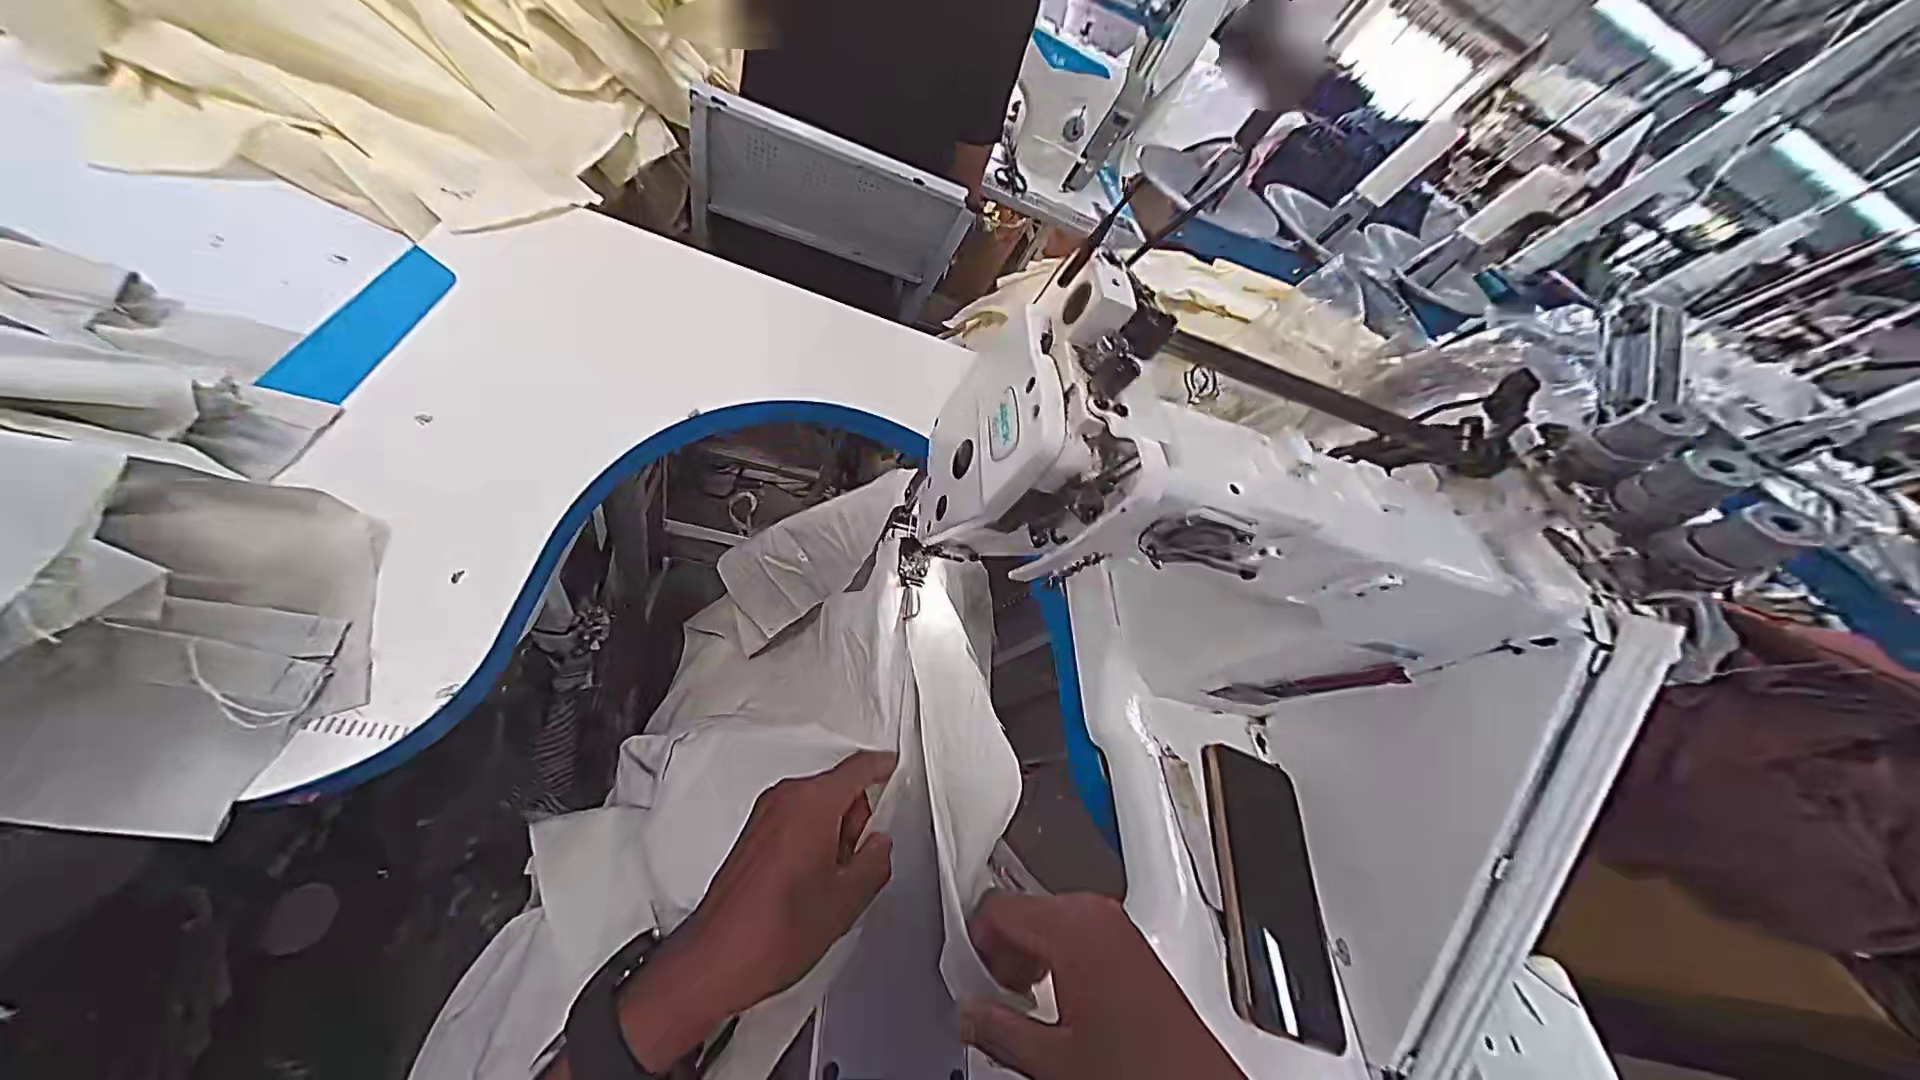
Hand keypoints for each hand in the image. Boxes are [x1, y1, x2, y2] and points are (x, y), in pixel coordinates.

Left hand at [612, 751, 896, 1070]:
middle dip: (858, 816)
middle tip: (860, 858)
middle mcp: (786, 798)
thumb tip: (878, 846)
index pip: (861, 767)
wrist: (712, 963)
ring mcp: (765, 813)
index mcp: (813, 803)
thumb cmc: (768, 933)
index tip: (896, 770)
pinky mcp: (754, 832)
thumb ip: (876, 860)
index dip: (885, 768)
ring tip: (829, 881)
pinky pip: (796, 817)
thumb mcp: (847, 899)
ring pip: (818, 803)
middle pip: (839, 786)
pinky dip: (812, 837)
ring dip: (834, 830)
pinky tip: (809, 882)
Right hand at [960, 893, 1246, 1079]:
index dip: (976, 940)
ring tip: (1025, 1000)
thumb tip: (970, 1012)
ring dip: (1027, 951)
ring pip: (1047, 917)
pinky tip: (1056, 994)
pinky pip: (1074, 926)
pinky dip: (1055, 951)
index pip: (999, 907)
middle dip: (1003, 948)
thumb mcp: (1054, 1060)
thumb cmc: (1143, 1069)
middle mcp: (1094, 912)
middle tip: (994, 992)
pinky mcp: (1126, 937)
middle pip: (1023, 909)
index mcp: (1072, 926)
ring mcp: (1113, 922)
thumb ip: (1000, 1028)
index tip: (970, 971)